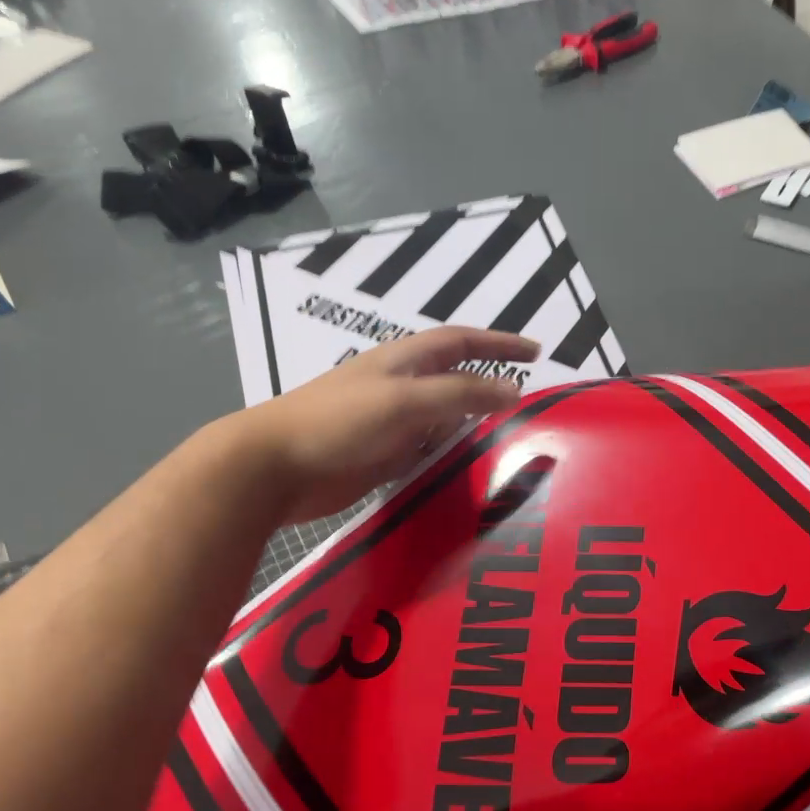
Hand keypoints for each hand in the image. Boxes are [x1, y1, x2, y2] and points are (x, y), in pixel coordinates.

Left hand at [215, 327, 539, 522]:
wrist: (273, 469)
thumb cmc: (337, 423)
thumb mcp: (405, 401)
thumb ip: (461, 395)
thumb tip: (514, 390)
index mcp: (402, 362)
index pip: (461, 342)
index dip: (499, 343)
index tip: (536, 352)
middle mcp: (400, 387)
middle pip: (456, 376)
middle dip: (492, 379)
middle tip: (528, 395)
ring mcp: (391, 422)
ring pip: (445, 414)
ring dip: (476, 418)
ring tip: (510, 431)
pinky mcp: (384, 454)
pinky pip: (431, 446)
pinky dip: (455, 448)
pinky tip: (471, 462)